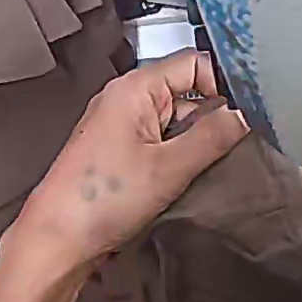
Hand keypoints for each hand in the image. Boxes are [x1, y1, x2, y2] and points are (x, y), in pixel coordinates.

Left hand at [6, 50, 248, 275]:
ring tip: (196, 173)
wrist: (59, 238)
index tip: (242, 115)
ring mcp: (123, 127)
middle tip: (224, 152)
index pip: (195, 63)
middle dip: (210, 121)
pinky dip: (177, 159)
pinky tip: (181, 181)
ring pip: (177, 123)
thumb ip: (213, 137)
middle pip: (188, 94)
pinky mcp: (122, 153)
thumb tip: (242, 116)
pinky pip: (162, 144)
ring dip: (194, 145)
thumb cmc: (98, 200)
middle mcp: (126, 100)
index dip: (223, 86)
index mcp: (135, 89)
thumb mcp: (170, 167)